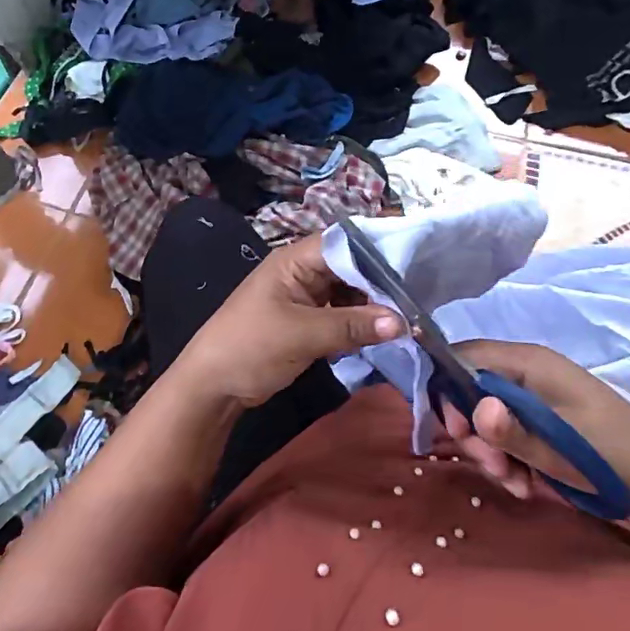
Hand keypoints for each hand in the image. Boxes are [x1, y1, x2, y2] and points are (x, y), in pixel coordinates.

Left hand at [163, 233, 404, 406]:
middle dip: (382, 281)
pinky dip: (363, 321)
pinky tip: (386, 330)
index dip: (379, 251)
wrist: (211, 387)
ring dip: (375, 303)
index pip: (346, 243)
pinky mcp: (310, 320)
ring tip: (409, 315)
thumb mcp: (303, 335)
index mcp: (296, 260)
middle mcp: (304, 271)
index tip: (415, 266)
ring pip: (351, 290)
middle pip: (352, 266)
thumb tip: (404, 322)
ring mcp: (307, 296)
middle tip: (418, 296)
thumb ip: (353, 326)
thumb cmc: (249, 347)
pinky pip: (345, 313)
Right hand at [437, 341, 629, 509]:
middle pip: (471, 390)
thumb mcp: (559, 448)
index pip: (466, 355)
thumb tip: (474, 409)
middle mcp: (527, 373)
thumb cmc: (611, 454)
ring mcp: (535, 398)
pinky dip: (509, 460)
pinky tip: (526, 485)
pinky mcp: (542, 423)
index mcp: (530, 362)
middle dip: (474, 432)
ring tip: (515, 482)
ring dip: (492, 453)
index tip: (456, 430)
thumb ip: (513, 430)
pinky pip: (508, 435)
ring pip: (487, 418)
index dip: (448, 388)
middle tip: (493, 466)